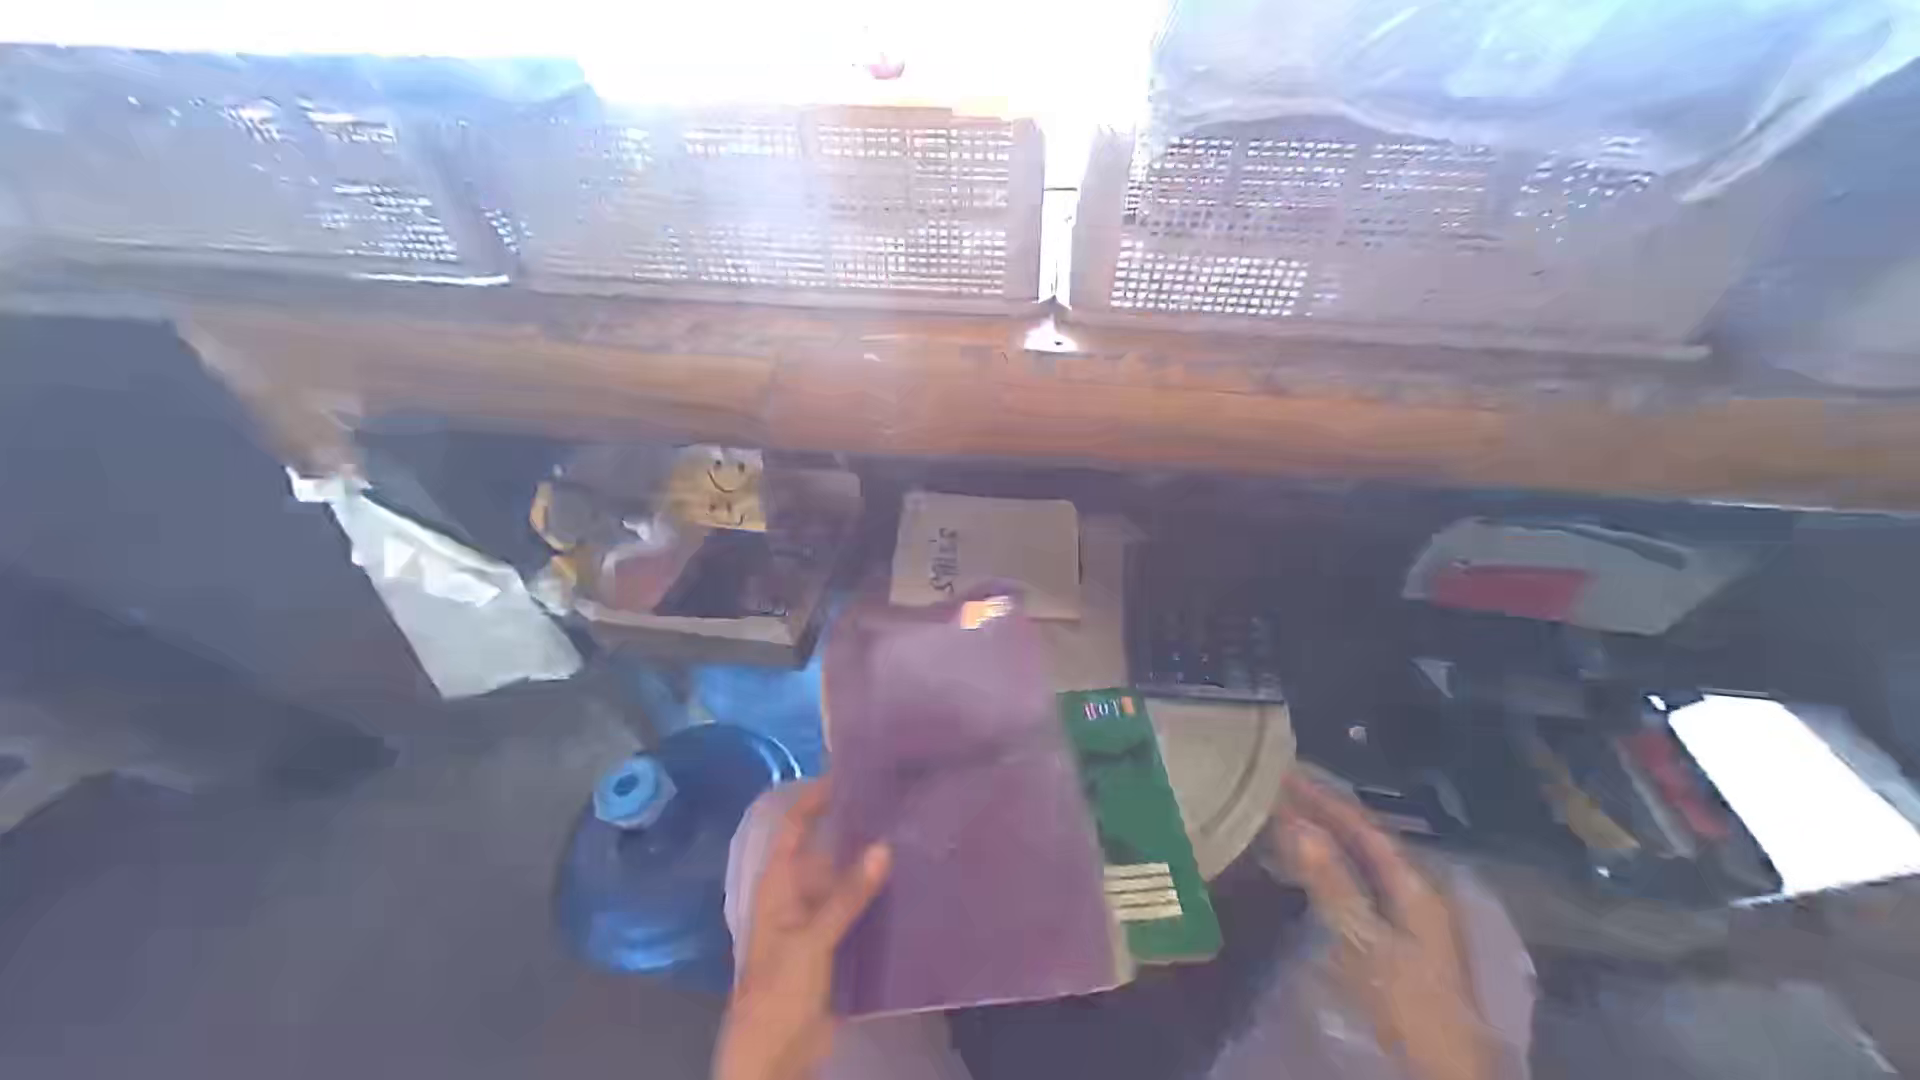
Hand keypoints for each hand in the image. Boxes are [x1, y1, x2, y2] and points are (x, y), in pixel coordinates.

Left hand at [713, 780, 890, 1079]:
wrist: (772, 1061)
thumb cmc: (778, 992)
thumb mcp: (811, 941)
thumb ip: (846, 896)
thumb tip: (883, 845)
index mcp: (778, 884)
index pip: (795, 826)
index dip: (816, 798)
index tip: (850, 774)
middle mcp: (797, 893)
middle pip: (824, 849)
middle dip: (852, 827)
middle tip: (895, 802)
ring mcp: (816, 919)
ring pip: (844, 878)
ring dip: (868, 861)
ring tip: (909, 833)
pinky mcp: (834, 944)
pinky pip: (857, 909)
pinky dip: (876, 894)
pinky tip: (906, 883)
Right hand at [1273, 774, 1492, 1079]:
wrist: (1442, 1073)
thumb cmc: (1409, 1004)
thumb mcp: (1367, 941)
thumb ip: (1331, 880)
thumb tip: (1292, 821)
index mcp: (1413, 884)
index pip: (1363, 824)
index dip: (1323, 796)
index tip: (1282, 770)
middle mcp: (1412, 890)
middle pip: (1361, 837)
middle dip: (1319, 810)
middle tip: (1273, 787)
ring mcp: (1404, 916)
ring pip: (1355, 859)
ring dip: (1319, 835)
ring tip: (1277, 816)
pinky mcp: (1390, 939)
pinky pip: (1349, 881)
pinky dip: (1321, 863)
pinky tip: (1298, 865)